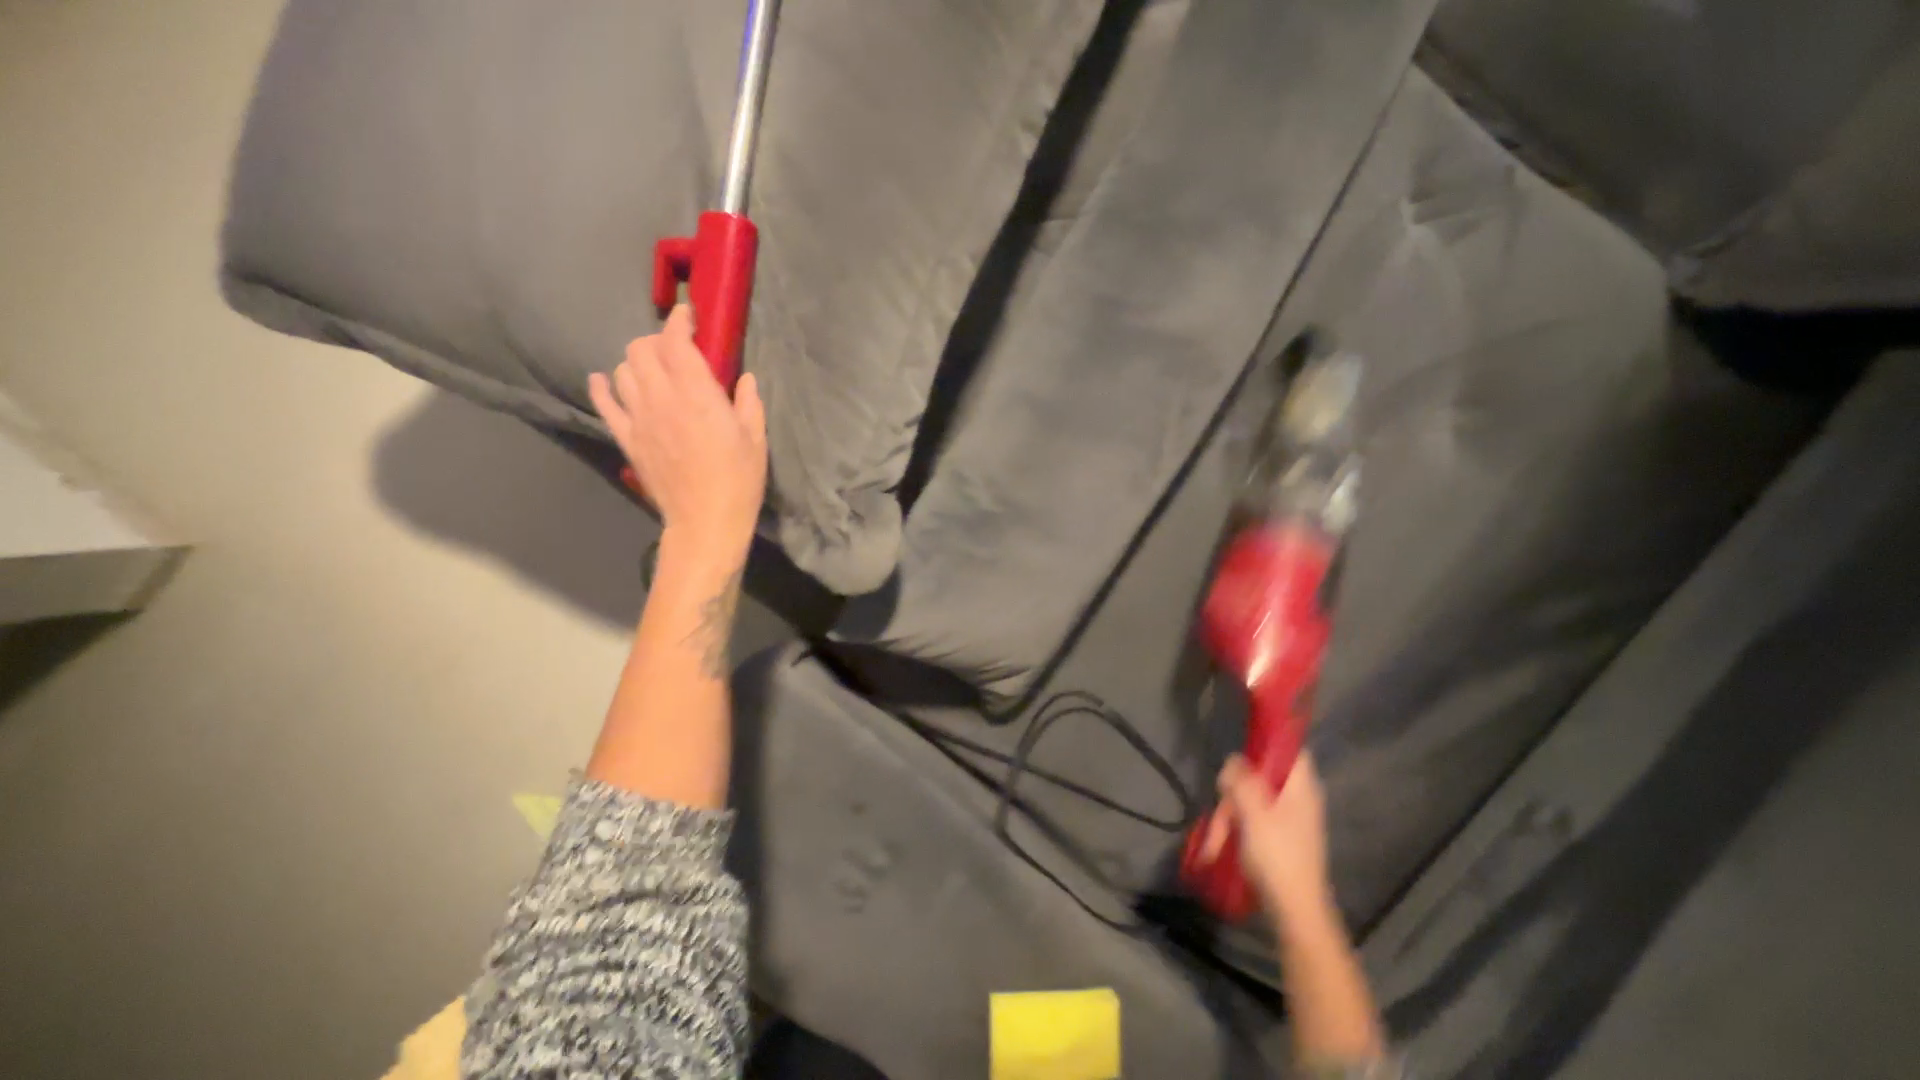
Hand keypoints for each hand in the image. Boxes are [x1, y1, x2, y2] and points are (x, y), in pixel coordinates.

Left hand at [588, 306, 767, 551]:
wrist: (705, 521)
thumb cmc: (738, 480)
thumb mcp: (755, 438)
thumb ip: (749, 402)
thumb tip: (745, 379)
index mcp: (697, 393)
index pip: (675, 341)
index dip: (678, 322)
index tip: (687, 316)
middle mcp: (662, 398)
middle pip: (642, 350)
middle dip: (657, 341)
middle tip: (674, 349)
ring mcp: (639, 418)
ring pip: (623, 370)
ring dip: (637, 363)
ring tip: (651, 369)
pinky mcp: (627, 438)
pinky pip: (605, 403)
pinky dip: (602, 387)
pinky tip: (604, 380)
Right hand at [1214, 752, 1333, 921]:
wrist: (1296, 910)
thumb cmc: (1278, 857)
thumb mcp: (1253, 814)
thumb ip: (1241, 782)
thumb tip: (1233, 760)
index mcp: (1301, 789)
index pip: (1291, 751)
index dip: (1268, 745)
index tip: (1241, 754)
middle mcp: (1299, 800)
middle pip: (1262, 779)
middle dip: (1235, 795)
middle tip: (1222, 814)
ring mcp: (1291, 822)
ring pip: (1253, 803)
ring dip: (1230, 819)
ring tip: (1215, 842)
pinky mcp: (1282, 840)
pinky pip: (1255, 823)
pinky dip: (1238, 832)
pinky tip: (1222, 848)